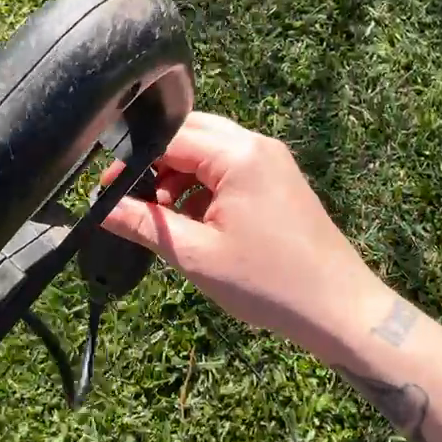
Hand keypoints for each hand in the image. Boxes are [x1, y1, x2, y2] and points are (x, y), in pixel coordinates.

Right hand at [102, 111, 389, 360]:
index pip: (169, 136)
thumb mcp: (195, 254)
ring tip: (167, 216)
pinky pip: (231, 167)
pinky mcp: (280, 180)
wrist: (338, 308)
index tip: (107, 188)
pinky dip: (206, 185)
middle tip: (134, 198)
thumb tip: (103, 208)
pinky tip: (197, 221)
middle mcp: (258, 146)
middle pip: (191, 133)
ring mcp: (273, 161)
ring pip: (211, 150)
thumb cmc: (268, 283)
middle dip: (157, 162)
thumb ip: (145, 224)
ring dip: (181, 174)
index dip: (132, 160)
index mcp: (239, 155)